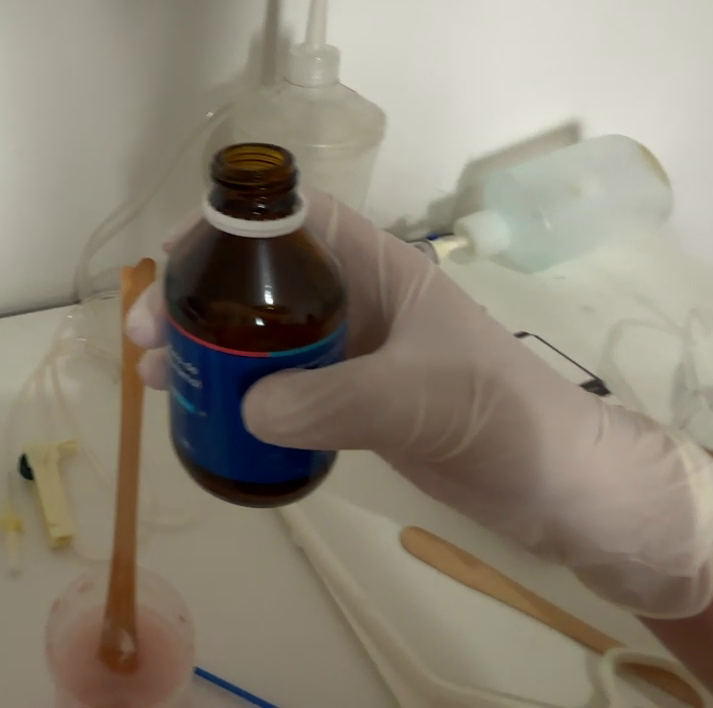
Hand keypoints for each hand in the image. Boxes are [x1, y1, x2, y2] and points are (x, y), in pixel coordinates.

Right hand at [129, 193, 712, 616]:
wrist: (564, 493)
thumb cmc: (508, 421)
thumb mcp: (424, 400)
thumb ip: (337, 401)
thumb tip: (245, 409)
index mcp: (377, 268)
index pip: (293, 218)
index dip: (229, 224)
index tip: (173, 256)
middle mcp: (355, 298)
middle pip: (259, 276)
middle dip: (197, 295)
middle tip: (148, 333)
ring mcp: (348, 348)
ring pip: (259, 330)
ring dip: (205, 344)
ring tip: (155, 373)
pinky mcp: (345, 395)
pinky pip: (275, 378)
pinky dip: (234, 385)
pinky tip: (203, 407)